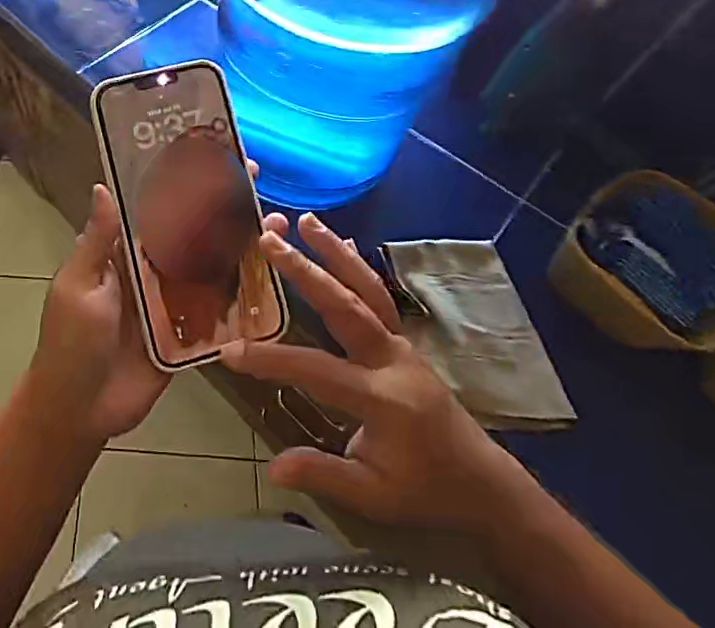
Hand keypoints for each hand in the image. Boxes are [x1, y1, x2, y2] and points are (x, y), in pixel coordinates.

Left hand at [29, 164, 283, 443]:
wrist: (78, 410)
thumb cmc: (71, 342)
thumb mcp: (78, 286)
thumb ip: (98, 242)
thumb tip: (102, 186)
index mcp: (125, 254)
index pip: (159, 209)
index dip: (183, 184)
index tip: (210, 158)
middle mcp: (154, 271)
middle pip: (194, 232)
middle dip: (223, 207)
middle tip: (257, 181)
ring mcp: (175, 302)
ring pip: (213, 265)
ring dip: (241, 244)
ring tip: (275, 223)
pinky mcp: (190, 334)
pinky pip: (220, 310)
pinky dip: (244, 294)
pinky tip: (273, 276)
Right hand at [222, 214, 540, 535]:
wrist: (482, 481)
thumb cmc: (425, 489)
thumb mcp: (372, 494)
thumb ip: (323, 474)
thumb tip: (272, 469)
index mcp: (382, 398)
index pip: (317, 371)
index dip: (272, 360)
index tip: (231, 351)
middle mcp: (392, 359)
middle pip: (346, 306)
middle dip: (306, 271)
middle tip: (270, 241)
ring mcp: (401, 344)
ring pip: (367, 288)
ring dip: (335, 252)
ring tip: (306, 221)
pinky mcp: (403, 341)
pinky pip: (379, 296)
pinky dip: (358, 267)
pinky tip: (343, 244)